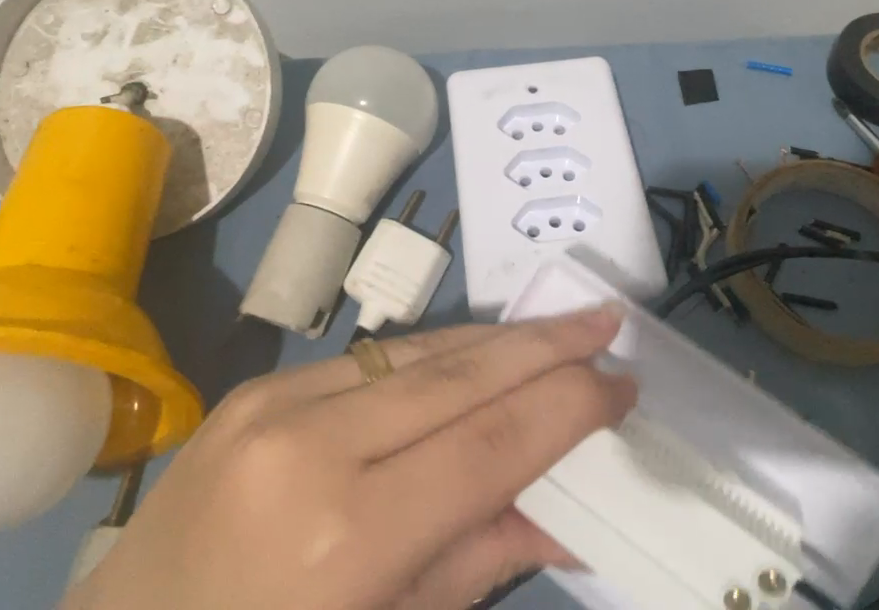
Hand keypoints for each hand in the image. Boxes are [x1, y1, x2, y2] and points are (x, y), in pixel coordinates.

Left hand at [62, 306, 634, 609]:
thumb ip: (479, 559)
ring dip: (495, 338)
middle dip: (544, 344)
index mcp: (346, 534)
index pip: (490, 443)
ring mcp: (273, 404)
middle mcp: (310, 445)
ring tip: (558, 327)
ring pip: (416, 351)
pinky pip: (369, 360)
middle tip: (606, 319)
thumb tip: (566, 511)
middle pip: (459, 375)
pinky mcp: (254, 388)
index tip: (623, 383)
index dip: (567, 406)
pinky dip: (435, 355)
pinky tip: (476, 355)